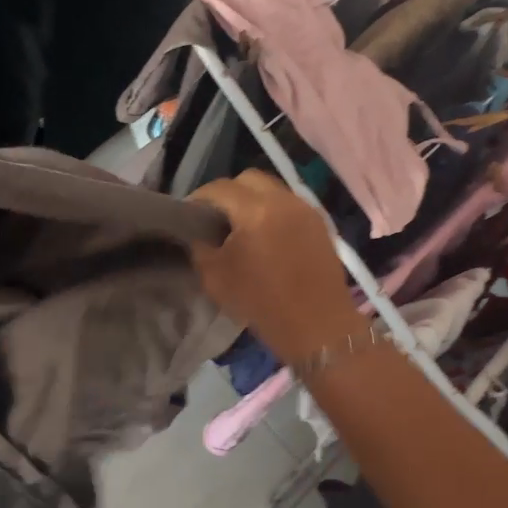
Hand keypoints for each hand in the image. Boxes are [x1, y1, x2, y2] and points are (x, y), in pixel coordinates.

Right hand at [189, 170, 366, 360]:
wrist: (318, 329)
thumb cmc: (262, 304)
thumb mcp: (215, 277)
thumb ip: (201, 245)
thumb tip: (198, 231)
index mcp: (255, 211)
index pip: (218, 188)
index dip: (198, 198)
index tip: (188, 214)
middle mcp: (283, 200)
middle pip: (248, 178)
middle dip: (227, 192)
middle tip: (215, 216)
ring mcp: (305, 209)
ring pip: (271, 188)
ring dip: (252, 198)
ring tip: (241, 225)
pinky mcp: (319, 222)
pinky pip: (288, 203)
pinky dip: (272, 210)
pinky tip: (265, 235)